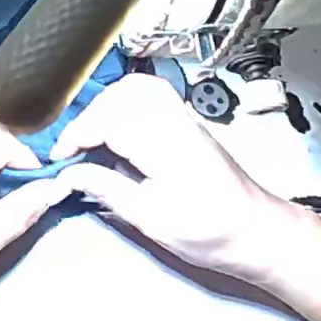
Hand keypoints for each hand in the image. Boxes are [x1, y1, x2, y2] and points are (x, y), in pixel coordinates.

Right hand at [50, 73, 318, 288]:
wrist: (261, 233)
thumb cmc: (210, 233)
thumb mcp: (150, 219)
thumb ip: (105, 188)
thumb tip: (68, 174)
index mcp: (167, 146)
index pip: (109, 120)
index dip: (76, 135)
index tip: (59, 156)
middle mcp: (177, 122)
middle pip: (119, 96)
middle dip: (87, 118)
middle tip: (73, 147)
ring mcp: (185, 118)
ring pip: (136, 87)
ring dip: (105, 105)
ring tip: (91, 134)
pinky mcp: (187, 121)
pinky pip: (150, 94)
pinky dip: (123, 102)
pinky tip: (115, 127)